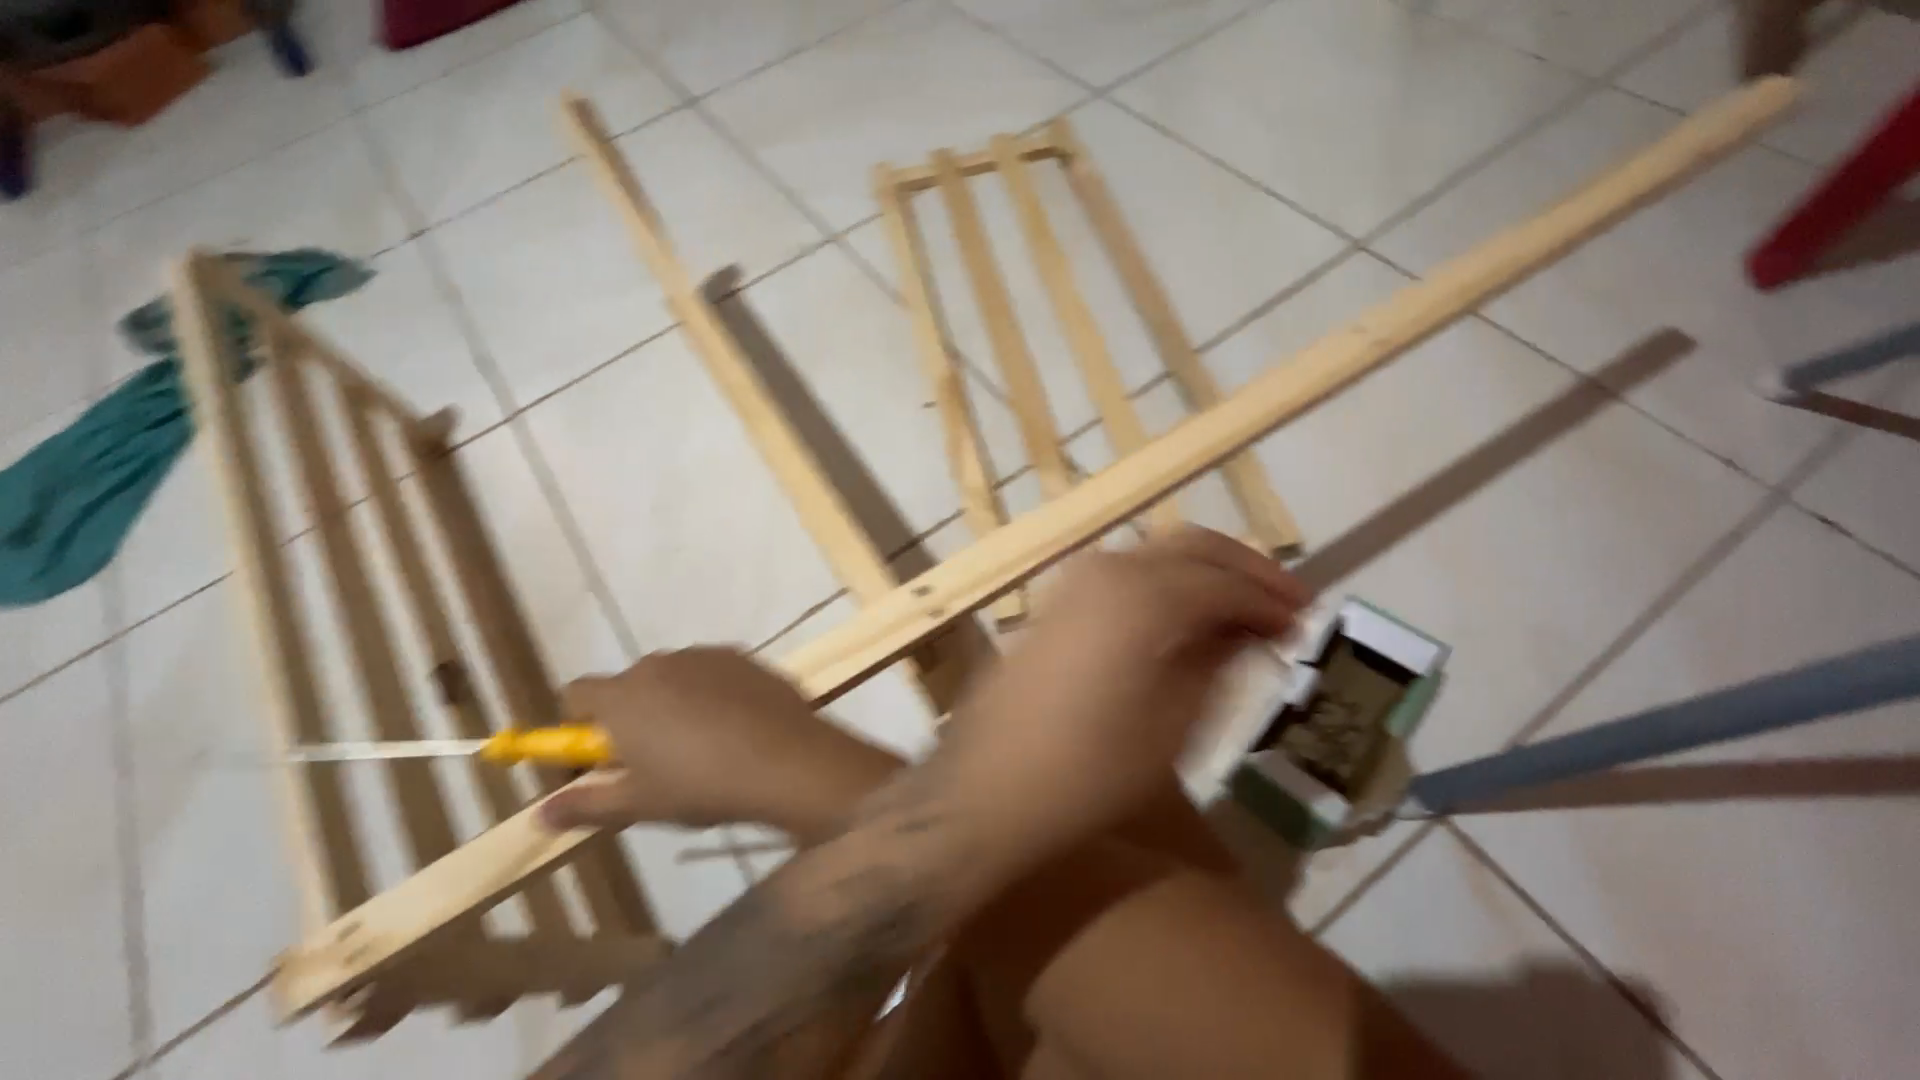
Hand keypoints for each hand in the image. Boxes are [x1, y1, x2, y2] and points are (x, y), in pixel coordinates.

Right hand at [539, 646, 836, 831]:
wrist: (788, 762)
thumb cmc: (703, 785)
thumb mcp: (639, 804)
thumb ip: (586, 804)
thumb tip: (541, 813)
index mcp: (622, 695)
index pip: (577, 694)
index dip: (579, 724)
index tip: (599, 755)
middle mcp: (659, 664)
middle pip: (629, 686)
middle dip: (633, 716)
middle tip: (656, 761)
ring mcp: (705, 655)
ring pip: (674, 679)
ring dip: (676, 703)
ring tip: (705, 749)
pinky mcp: (744, 657)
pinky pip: (713, 674)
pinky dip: (714, 695)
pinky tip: (738, 729)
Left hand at [942, 527, 1311, 861]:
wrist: (988, 790)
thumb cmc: (1090, 771)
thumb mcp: (1173, 723)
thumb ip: (1217, 661)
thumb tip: (1249, 629)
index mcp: (1143, 594)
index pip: (1226, 582)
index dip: (1272, 601)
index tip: (1308, 623)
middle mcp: (1108, 569)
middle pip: (1194, 547)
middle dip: (1246, 570)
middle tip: (1288, 606)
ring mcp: (1074, 582)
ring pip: (1158, 555)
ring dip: (1206, 574)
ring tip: (1245, 614)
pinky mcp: (1056, 603)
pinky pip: (1126, 575)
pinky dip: (1166, 586)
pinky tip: (1187, 621)